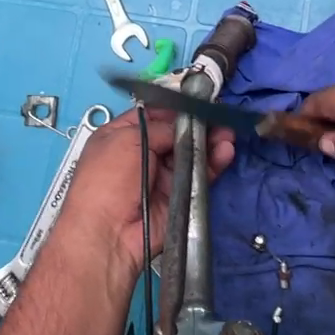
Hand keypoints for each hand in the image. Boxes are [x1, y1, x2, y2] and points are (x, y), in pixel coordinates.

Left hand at [56, 106, 234, 273]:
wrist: (108, 233)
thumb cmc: (107, 179)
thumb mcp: (128, 139)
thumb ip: (160, 127)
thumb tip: (183, 125)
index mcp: (122, 136)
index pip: (154, 115)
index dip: (175, 108)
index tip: (198, 100)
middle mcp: (143, 153)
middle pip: (177, 133)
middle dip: (198, 124)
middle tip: (219, 115)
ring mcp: (161, 175)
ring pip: (192, 153)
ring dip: (210, 141)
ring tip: (227, 133)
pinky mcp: (179, 195)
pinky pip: (200, 175)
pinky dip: (214, 162)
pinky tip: (225, 151)